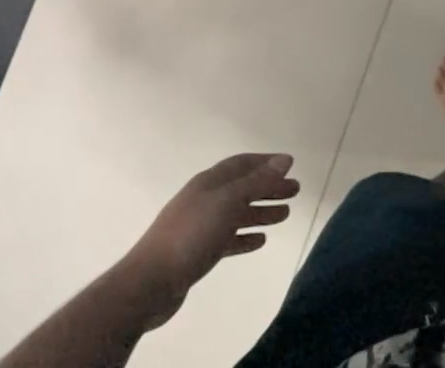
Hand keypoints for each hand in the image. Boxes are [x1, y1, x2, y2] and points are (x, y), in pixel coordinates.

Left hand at [115, 153, 299, 328]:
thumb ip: (257, 182)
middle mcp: (204, 200)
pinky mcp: (197, 252)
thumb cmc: (191, 235)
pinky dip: (245, 236)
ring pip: (237, 213)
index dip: (266, 162)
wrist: (149, 283)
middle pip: (242, 188)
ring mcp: (199, 226)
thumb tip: (284, 160)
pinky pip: (227, 238)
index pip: (242, 163)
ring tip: (285, 215)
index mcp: (209, 183)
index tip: (291, 165)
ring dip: (261, 212)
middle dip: (269, 187)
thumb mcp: (228, 202)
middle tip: (295, 191)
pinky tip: (260, 241)